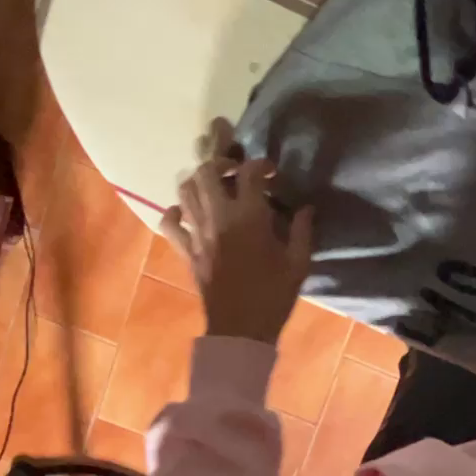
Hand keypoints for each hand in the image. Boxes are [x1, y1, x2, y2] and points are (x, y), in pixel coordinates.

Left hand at [160, 120, 314, 343]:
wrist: (240, 330)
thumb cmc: (274, 296)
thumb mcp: (299, 264)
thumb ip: (303, 230)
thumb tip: (306, 207)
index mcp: (249, 218)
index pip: (249, 173)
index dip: (261, 164)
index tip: (273, 172)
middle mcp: (218, 217)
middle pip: (207, 169)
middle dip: (217, 151)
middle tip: (228, 146)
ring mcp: (197, 232)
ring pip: (186, 188)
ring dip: (199, 176)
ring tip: (213, 176)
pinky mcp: (185, 249)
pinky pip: (169, 221)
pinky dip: (175, 210)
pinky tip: (188, 211)